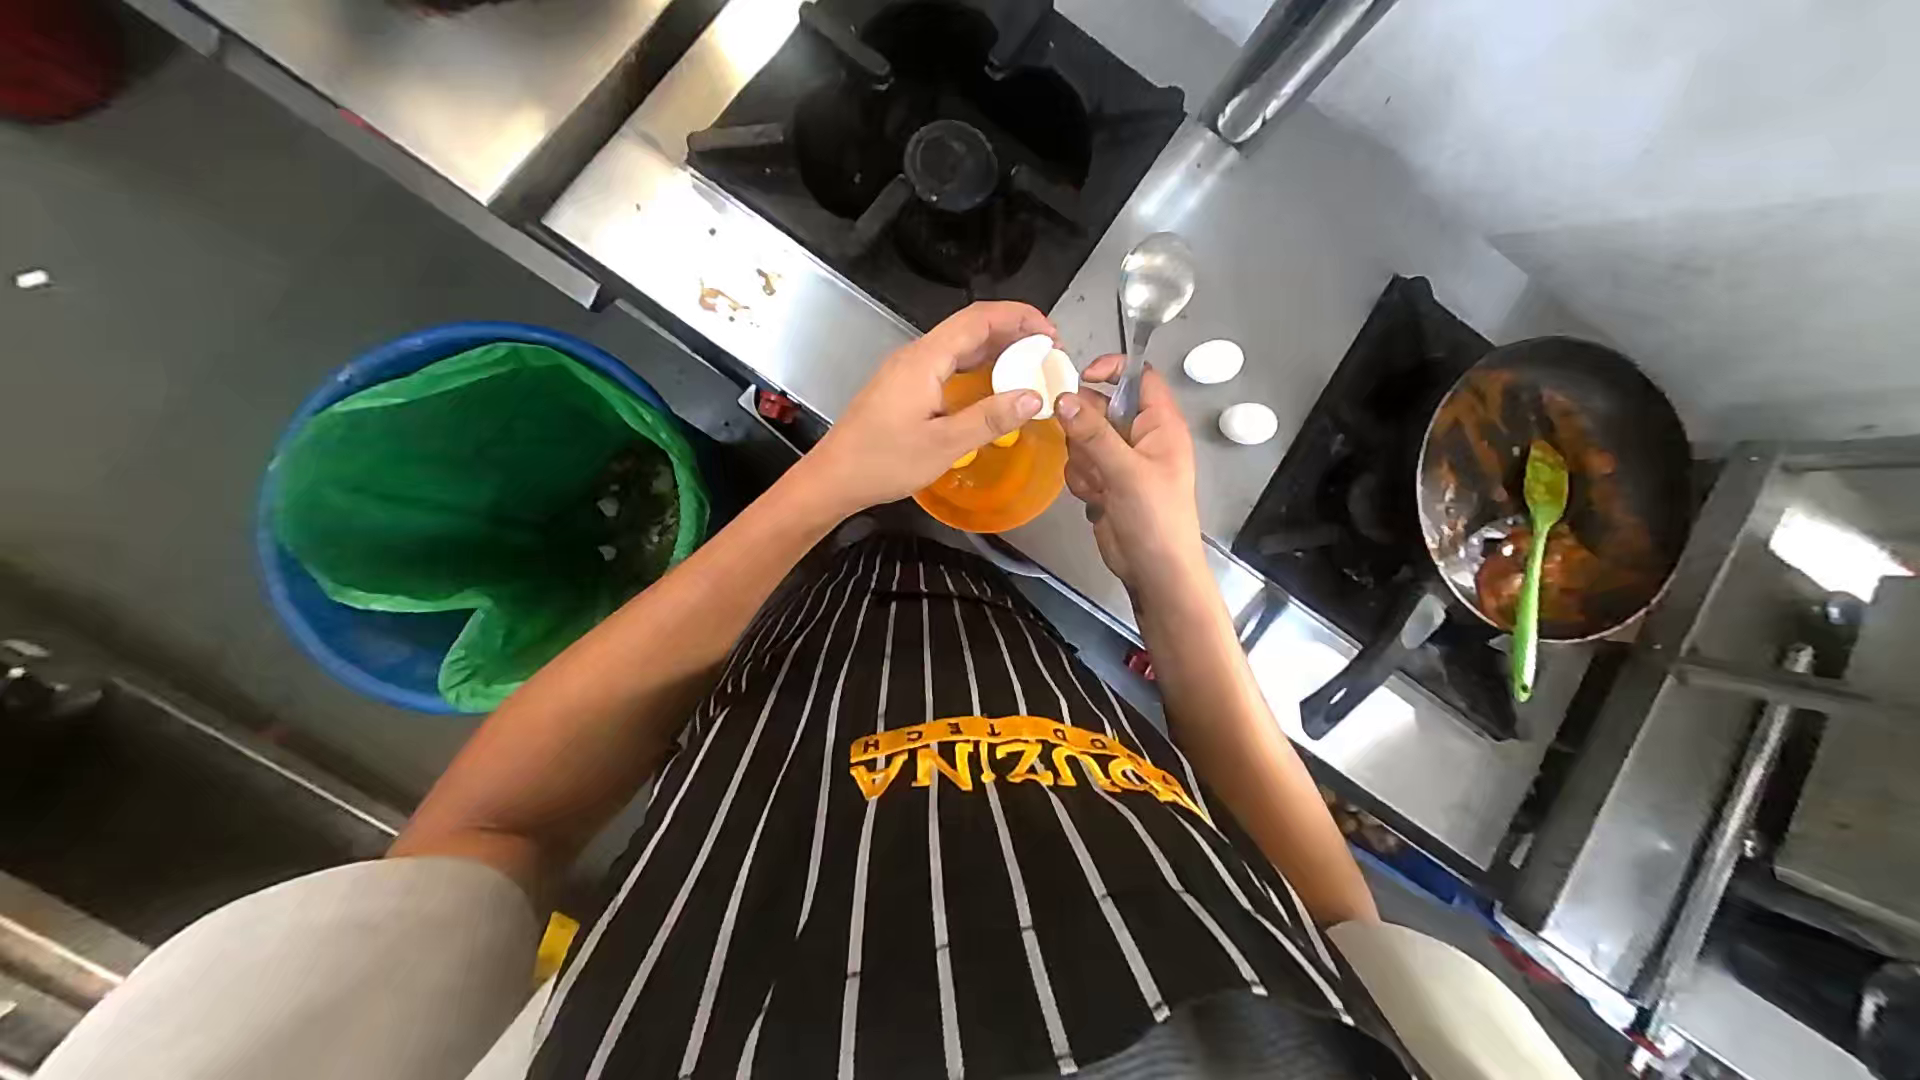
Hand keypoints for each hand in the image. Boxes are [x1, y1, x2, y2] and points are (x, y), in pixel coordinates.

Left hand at [799, 301, 1053, 517]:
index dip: (1019, 318)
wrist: (833, 478)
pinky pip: (948, 366)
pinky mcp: (904, 388)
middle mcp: (916, 356)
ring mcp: (908, 371)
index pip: (978, 319)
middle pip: (970, 328)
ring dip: (996, 351)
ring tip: (1029, 367)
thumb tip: (1033, 397)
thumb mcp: (943, 445)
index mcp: (925, 359)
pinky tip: (993, 387)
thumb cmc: (883, 462)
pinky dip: (977, 369)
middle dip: (1013, 333)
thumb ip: (990, 418)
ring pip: (959, 347)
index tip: (1052, 335)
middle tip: (1047, 354)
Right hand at [1055, 356, 1203, 590]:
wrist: (1154, 569)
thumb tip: (1063, 397)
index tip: (1081, 378)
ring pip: (1084, 439)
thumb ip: (1092, 433)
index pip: (1139, 377)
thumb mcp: (1124, 470)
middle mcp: (1141, 436)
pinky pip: (1081, 466)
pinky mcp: (1106, 482)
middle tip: (1088, 453)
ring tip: (1099, 485)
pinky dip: (1082, 481)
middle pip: (1100, 408)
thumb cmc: (1154, 517)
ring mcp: (1121, 460)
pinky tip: (1095, 499)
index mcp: (1160, 424)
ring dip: (1083, 461)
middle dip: (1086, 431)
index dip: (1112, 371)